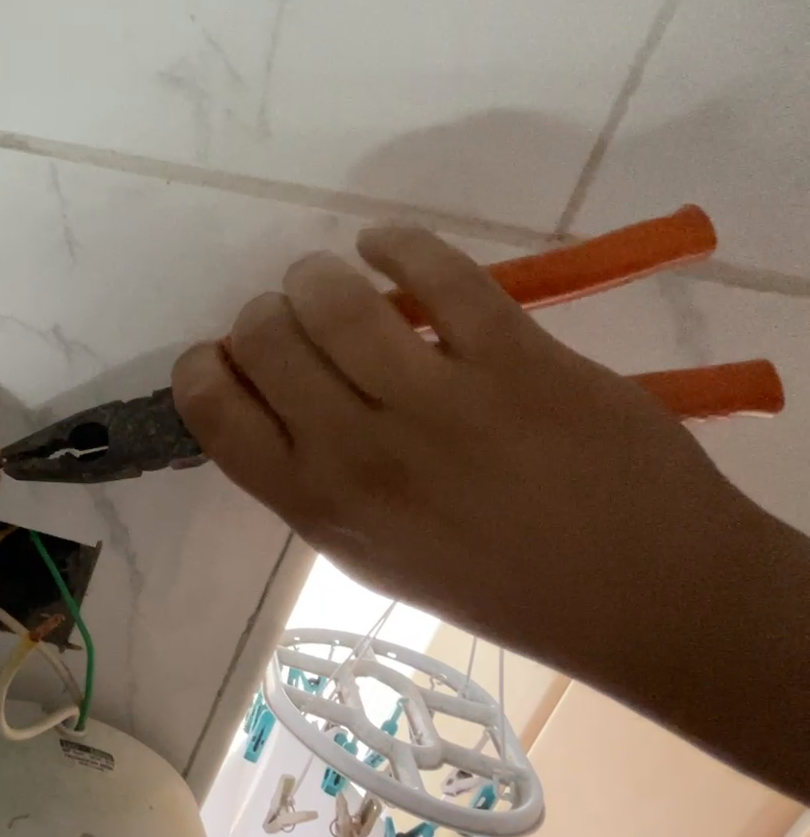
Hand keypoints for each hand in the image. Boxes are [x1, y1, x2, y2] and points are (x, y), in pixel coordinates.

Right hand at [171, 226, 773, 650]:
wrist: (636, 592)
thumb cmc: (476, 579)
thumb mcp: (353, 546)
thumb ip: (296, 475)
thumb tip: (258, 396)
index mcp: (311, 498)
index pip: (212, 408)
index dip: (200, 366)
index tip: (222, 359)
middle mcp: (356, 449)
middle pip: (264, 340)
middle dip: (260, 315)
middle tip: (284, 318)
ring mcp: (438, 402)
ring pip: (335, 301)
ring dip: (314, 276)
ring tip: (324, 279)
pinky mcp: (518, 359)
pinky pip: (440, 276)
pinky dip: (397, 244)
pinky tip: (383, 244)